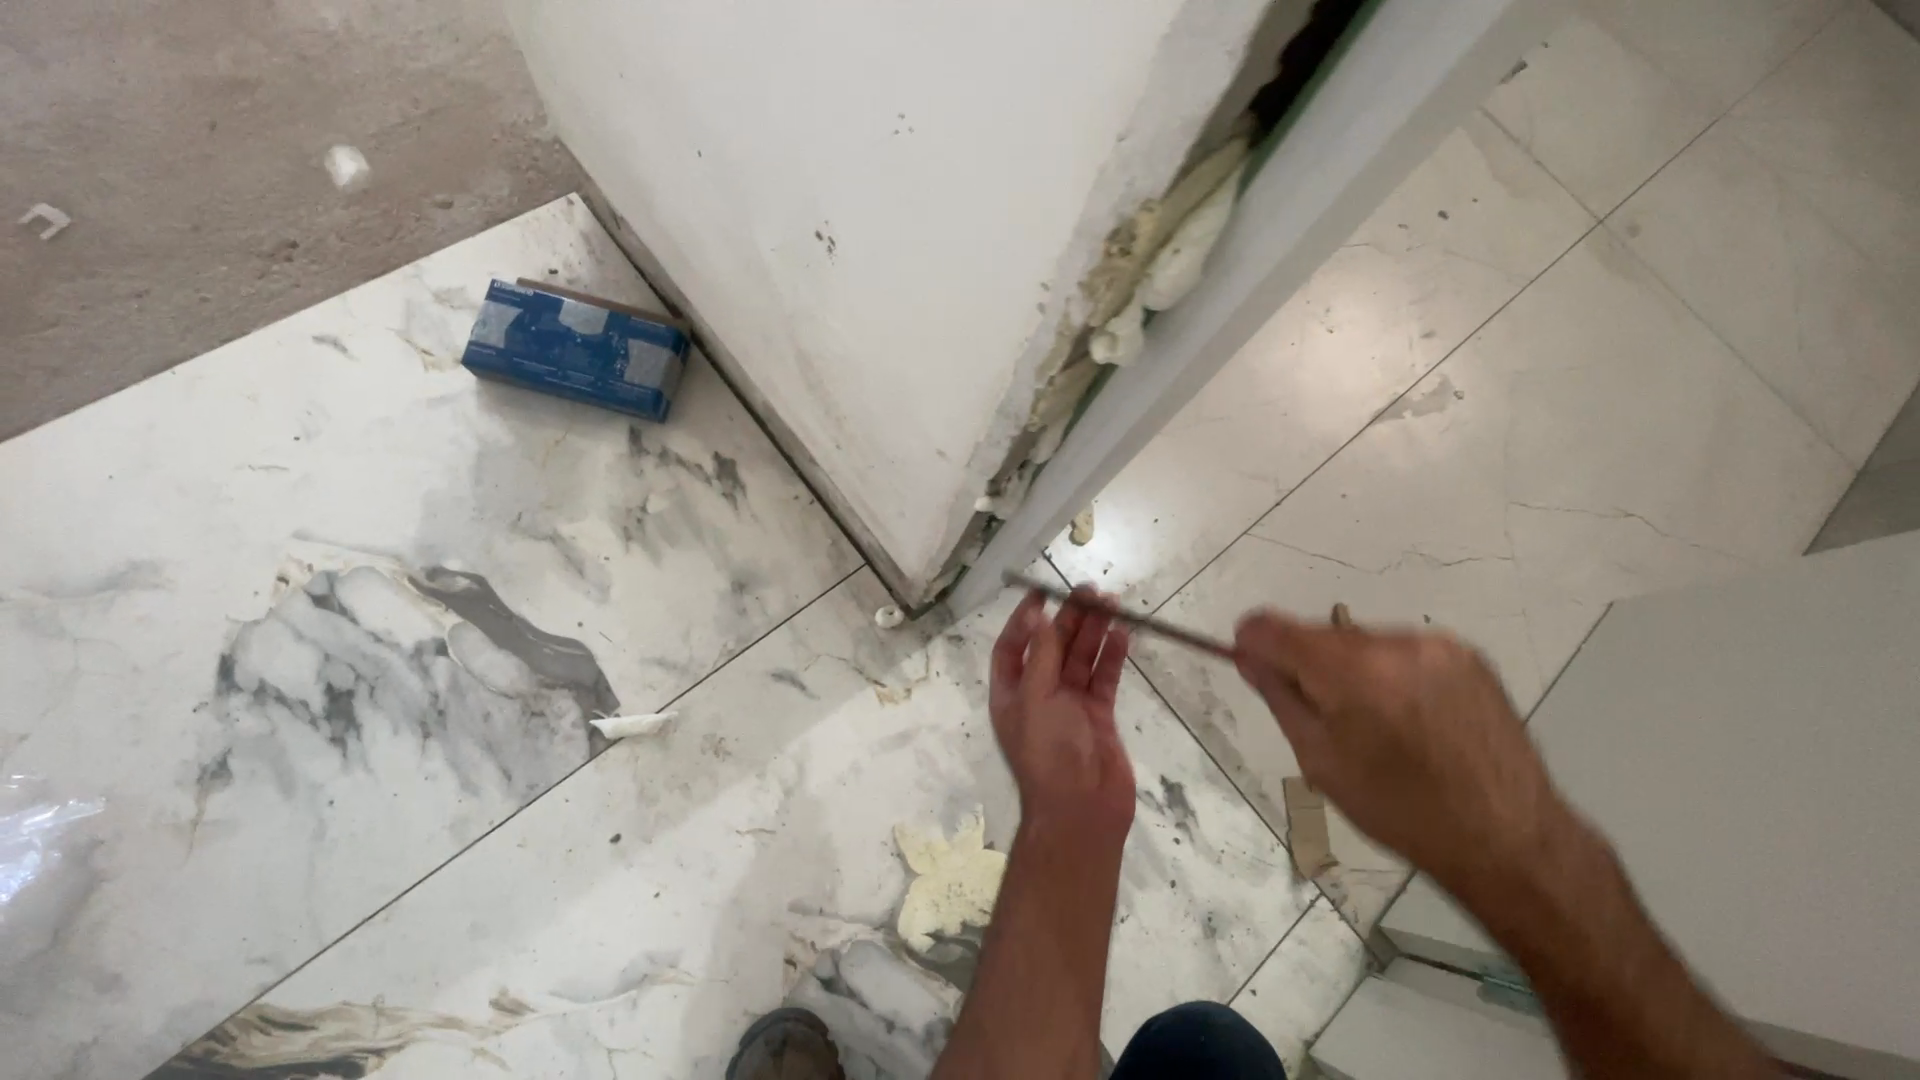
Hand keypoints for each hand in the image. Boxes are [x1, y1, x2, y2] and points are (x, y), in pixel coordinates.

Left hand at [990, 589, 1135, 841]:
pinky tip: (1123, 635)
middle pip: (1053, 647)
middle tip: (1091, 591)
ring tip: (1112, 603)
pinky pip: (1104, 678)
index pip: (1013, 647)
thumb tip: (1037, 618)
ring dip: (1094, 631)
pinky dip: (1113, 657)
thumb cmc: (1047, 755)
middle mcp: (1038, 695)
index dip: (1024, 619)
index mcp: (1011, 694)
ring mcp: (1070, 705)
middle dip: (1070, 619)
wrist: (1081, 811)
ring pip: (1082, 658)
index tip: (1042, 592)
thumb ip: (1041, 658)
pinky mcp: (1099, 715)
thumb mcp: (1035, 701)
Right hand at [1233, 611, 1568, 892]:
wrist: (1507, 838)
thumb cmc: (1399, 809)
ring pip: (1362, 642)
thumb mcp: (1319, 760)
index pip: (1273, 629)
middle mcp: (1394, 643)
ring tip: (1374, 723)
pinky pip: (1403, 650)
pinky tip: (1408, 717)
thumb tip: (1249, 657)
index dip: (1252, 643)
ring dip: (1350, 668)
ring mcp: (1437, 645)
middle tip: (1320, 716)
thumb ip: (1280, 696)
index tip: (1250, 665)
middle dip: (1306, 663)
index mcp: (1351, 671)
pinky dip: (1390, 673)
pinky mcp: (1467, 655)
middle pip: (1320, 635)